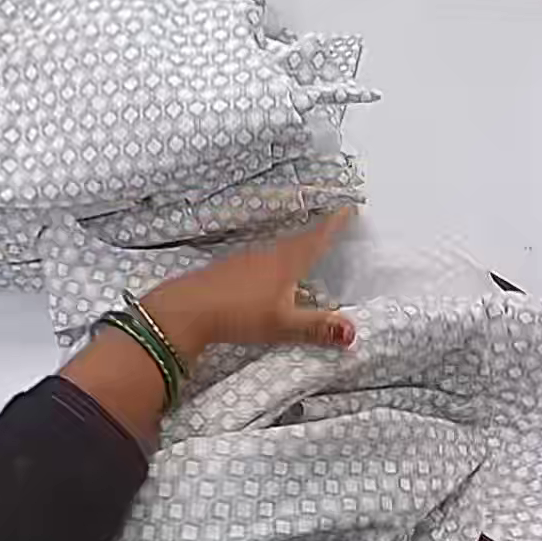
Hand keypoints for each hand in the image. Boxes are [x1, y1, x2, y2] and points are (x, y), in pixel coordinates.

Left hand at [139, 208, 356, 362]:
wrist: (187, 309)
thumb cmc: (240, 314)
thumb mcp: (284, 324)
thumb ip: (318, 327)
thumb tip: (354, 331)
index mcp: (286, 263)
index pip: (317, 239)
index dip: (334, 225)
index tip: (349, 208)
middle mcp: (268, 256)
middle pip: (298, 241)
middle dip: (317, 235)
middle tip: (332, 228)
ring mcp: (246, 261)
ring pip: (278, 251)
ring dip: (295, 248)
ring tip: (306, 252)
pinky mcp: (230, 271)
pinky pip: (261, 261)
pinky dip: (274, 263)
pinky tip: (271, 277)